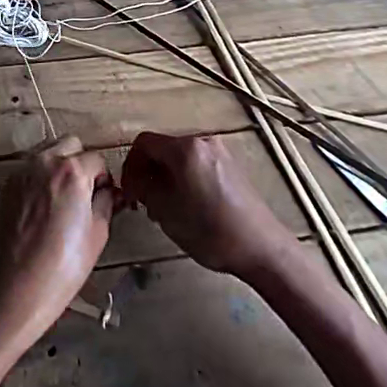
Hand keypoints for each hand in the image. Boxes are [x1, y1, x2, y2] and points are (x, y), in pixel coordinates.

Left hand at [0, 136, 114, 348]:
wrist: (21, 286)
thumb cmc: (66, 262)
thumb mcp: (99, 230)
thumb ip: (106, 200)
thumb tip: (108, 191)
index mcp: (73, 170)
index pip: (97, 159)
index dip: (104, 178)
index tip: (104, 196)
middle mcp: (45, 163)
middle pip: (71, 144)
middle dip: (81, 161)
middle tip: (84, 190)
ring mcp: (23, 173)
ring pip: (48, 152)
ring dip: (59, 164)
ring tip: (63, 195)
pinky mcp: (8, 187)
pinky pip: (31, 169)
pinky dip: (41, 176)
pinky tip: (45, 203)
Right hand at [120, 132, 295, 278]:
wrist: (258, 245)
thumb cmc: (210, 230)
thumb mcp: (166, 211)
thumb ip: (144, 188)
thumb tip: (135, 179)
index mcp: (186, 148)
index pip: (144, 142)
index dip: (130, 165)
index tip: (128, 191)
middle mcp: (203, 141)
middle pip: (163, 147)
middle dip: (148, 172)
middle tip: (143, 203)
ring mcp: (220, 151)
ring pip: (179, 157)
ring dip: (165, 177)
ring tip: (163, 208)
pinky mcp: (230, 165)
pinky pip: (197, 163)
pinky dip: (184, 178)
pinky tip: (185, 206)